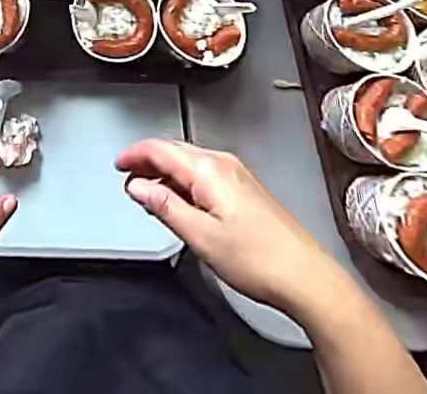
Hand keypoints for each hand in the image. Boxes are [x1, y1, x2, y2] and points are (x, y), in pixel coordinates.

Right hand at [116, 139, 327, 312]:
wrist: (307, 278)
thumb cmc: (261, 260)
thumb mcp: (200, 236)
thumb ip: (164, 206)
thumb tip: (139, 187)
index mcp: (209, 169)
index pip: (160, 149)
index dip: (134, 154)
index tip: (118, 164)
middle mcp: (223, 163)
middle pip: (174, 151)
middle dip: (147, 161)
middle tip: (127, 176)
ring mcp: (236, 174)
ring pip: (188, 162)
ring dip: (164, 171)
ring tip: (148, 190)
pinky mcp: (244, 187)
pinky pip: (203, 173)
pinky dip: (183, 180)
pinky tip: (179, 200)